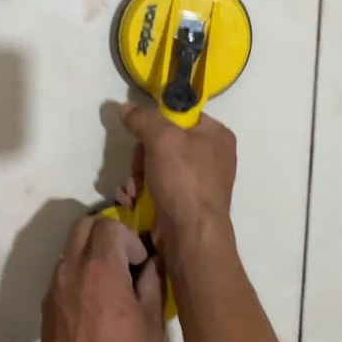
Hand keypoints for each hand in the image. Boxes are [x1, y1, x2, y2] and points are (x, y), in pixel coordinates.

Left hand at [39, 214, 164, 341]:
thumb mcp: (151, 323)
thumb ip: (152, 283)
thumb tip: (153, 262)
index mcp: (100, 266)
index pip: (109, 223)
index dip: (129, 238)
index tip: (140, 264)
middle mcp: (71, 267)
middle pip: (83, 226)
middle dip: (106, 234)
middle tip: (124, 262)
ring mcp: (54, 285)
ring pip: (70, 248)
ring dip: (90, 254)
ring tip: (110, 284)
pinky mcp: (46, 303)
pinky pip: (63, 273)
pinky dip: (79, 274)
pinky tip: (94, 304)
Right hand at [118, 103, 237, 257]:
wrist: (190, 234)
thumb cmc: (183, 179)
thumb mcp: (161, 138)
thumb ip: (142, 118)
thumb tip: (124, 107)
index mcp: (217, 135)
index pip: (183, 115)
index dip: (158, 121)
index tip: (142, 131)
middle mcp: (212, 157)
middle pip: (165, 141)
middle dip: (142, 155)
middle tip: (138, 165)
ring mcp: (198, 182)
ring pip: (156, 165)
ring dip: (137, 175)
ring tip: (132, 187)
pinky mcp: (184, 202)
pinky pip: (157, 186)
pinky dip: (141, 191)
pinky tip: (131, 198)